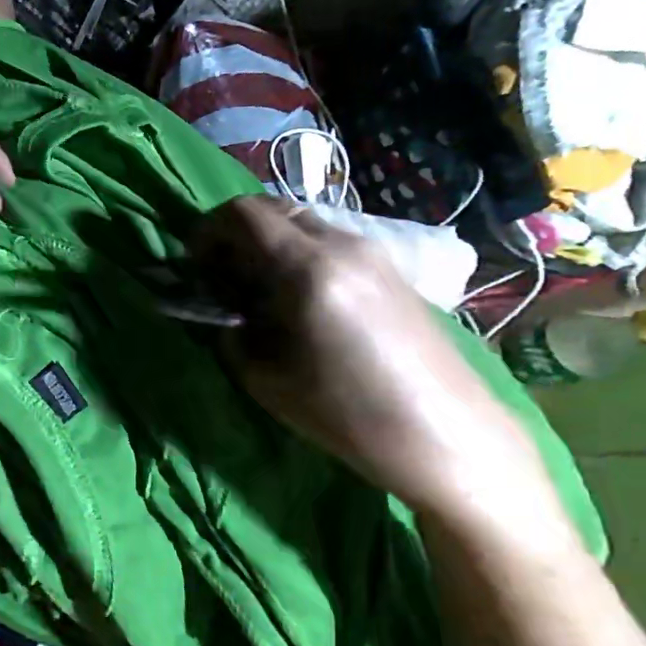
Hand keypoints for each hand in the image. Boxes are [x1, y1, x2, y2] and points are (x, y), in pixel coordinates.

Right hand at [192, 196, 568, 538]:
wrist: (449, 438)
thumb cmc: (350, 416)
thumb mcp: (267, 380)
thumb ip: (233, 333)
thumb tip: (224, 311)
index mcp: (307, 268)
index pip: (241, 213)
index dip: (207, 231)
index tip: (196, 266)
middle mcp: (341, 244)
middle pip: (272, 207)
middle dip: (236, 233)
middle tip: (224, 276)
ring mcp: (373, 252)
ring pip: (303, 221)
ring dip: (270, 242)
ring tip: (262, 290)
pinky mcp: (391, 268)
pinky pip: (331, 241)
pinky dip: (300, 252)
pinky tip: (303, 299)